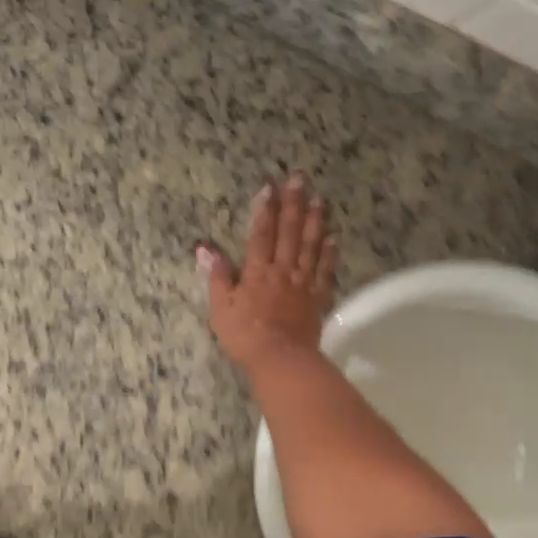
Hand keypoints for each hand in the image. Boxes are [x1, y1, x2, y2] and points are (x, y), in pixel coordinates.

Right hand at [198, 172, 335, 374]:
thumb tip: (205, 249)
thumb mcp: (220, 307)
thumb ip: (217, 276)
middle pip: (289, 232)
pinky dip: (329, 252)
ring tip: (317, 199)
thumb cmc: (244, 335)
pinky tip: (332, 237)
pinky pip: (324, 270)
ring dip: (314, 220)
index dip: (264, 210)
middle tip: (299, 179)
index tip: (269, 187)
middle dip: (292, 204)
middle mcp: (282, 270)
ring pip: (310, 245)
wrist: (280, 358)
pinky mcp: (316, 297)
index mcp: (257, 272)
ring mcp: (303, 283)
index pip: (260, 234)